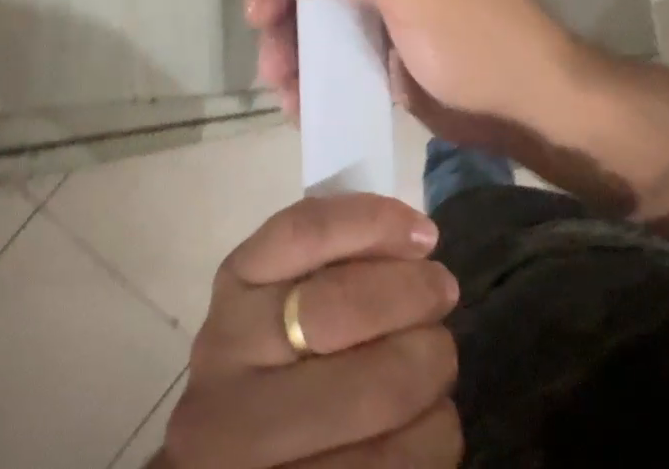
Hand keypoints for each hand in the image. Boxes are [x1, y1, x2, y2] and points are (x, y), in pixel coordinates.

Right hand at [161, 194, 461, 467]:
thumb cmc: (282, 369)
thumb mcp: (288, 300)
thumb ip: (340, 263)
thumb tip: (416, 240)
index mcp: (231, 309)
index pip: (297, 236)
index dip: (372, 223)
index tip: (423, 235)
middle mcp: (225, 382)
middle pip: (343, 312)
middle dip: (418, 294)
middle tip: (442, 293)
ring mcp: (253, 458)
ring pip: (388, 387)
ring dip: (434, 366)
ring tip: (429, 364)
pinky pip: (410, 453)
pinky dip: (435, 428)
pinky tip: (417, 423)